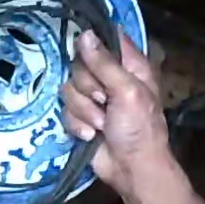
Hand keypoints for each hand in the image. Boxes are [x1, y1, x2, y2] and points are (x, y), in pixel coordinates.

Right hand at [62, 31, 171, 196]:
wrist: (131, 169)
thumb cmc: (139, 128)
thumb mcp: (127, 91)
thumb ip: (104, 63)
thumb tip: (84, 34)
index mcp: (129, 66)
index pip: (105, 39)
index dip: (93, 45)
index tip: (88, 57)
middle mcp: (109, 78)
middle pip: (80, 65)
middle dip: (88, 87)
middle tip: (104, 101)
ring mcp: (93, 98)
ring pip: (69, 89)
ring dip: (85, 111)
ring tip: (102, 124)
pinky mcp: (81, 117)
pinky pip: (65, 111)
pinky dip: (78, 125)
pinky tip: (92, 135)